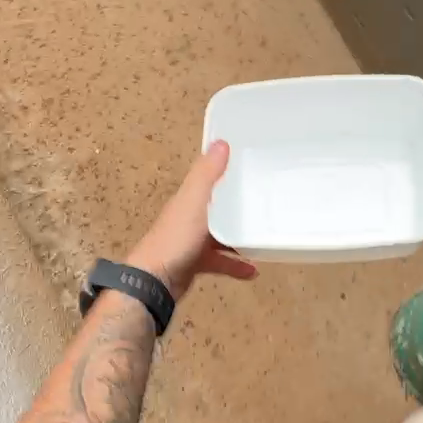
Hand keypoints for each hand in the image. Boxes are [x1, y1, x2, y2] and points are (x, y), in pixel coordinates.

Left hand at [125, 140, 257, 299]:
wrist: (156, 280)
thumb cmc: (176, 239)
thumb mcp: (194, 201)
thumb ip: (207, 174)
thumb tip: (221, 141)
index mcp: (188, 200)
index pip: (208, 181)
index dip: (227, 172)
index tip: (252, 167)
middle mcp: (189, 218)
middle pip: (217, 208)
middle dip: (238, 207)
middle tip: (266, 204)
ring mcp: (191, 242)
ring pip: (220, 236)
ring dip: (240, 238)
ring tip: (263, 239)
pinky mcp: (195, 264)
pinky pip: (220, 261)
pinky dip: (236, 265)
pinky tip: (253, 270)